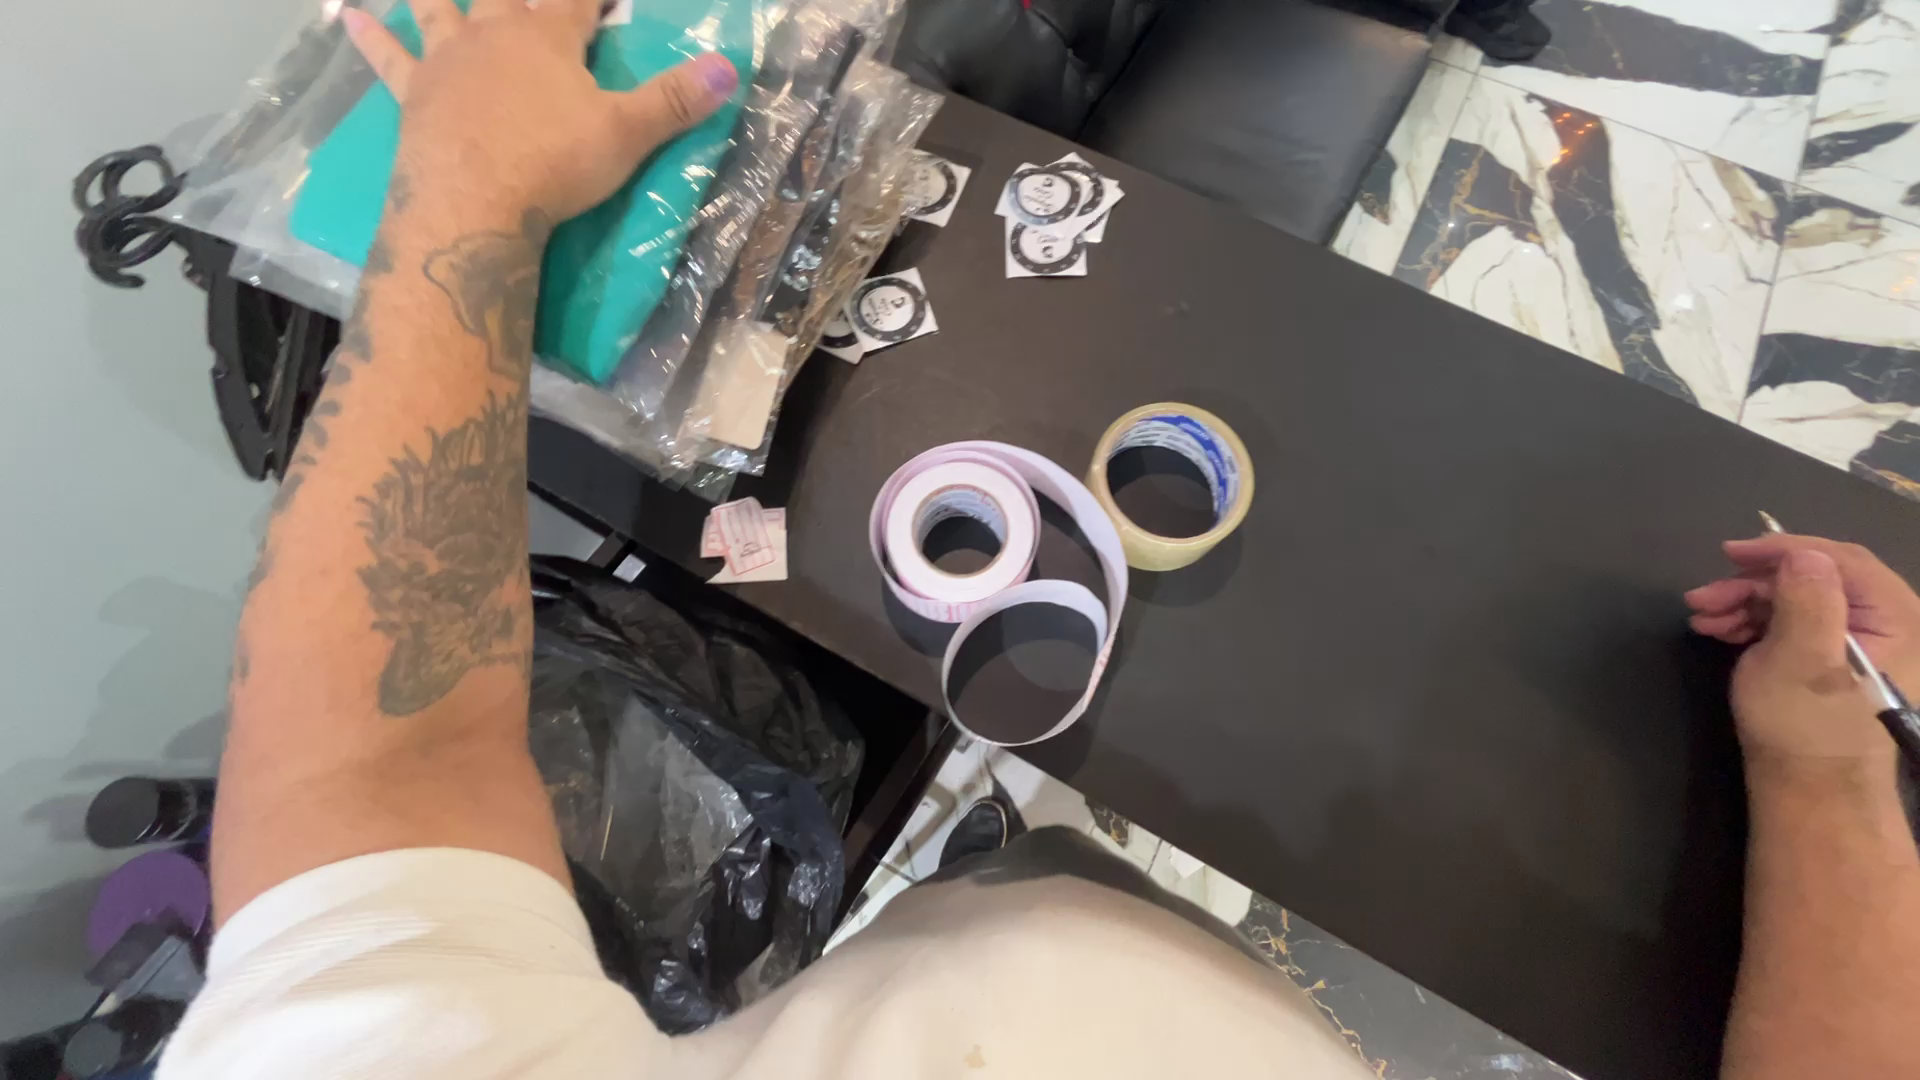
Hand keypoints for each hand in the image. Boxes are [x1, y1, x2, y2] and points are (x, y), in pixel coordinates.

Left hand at [341, 0, 737, 224]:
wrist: (477, 197)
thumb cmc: (557, 161)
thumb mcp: (628, 133)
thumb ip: (674, 101)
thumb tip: (728, 69)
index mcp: (548, 40)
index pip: (577, 0)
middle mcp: (494, 36)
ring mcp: (449, 61)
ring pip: (438, 7)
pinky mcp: (417, 95)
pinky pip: (390, 59)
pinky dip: (371, 37)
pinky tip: (349, 17)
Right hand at [1686, 535, 1919, 769]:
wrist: (1809, 780)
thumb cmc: (1805, 722)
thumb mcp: (1801, 660)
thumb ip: (1809, 603)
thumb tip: (1802, 554)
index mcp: (1895, 619)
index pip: (1842, 560)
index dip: (1784, 549)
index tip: (1726, 553)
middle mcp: (1884, 623)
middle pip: (1812, 577)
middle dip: (1750, 582)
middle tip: (1700, 598)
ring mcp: (1856, 640)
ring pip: (1793, 596)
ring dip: (1741, 601)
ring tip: (1701, 619)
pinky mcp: (1829, 654)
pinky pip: (1788, 618)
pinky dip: (1748, 618)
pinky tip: (1718, 631)